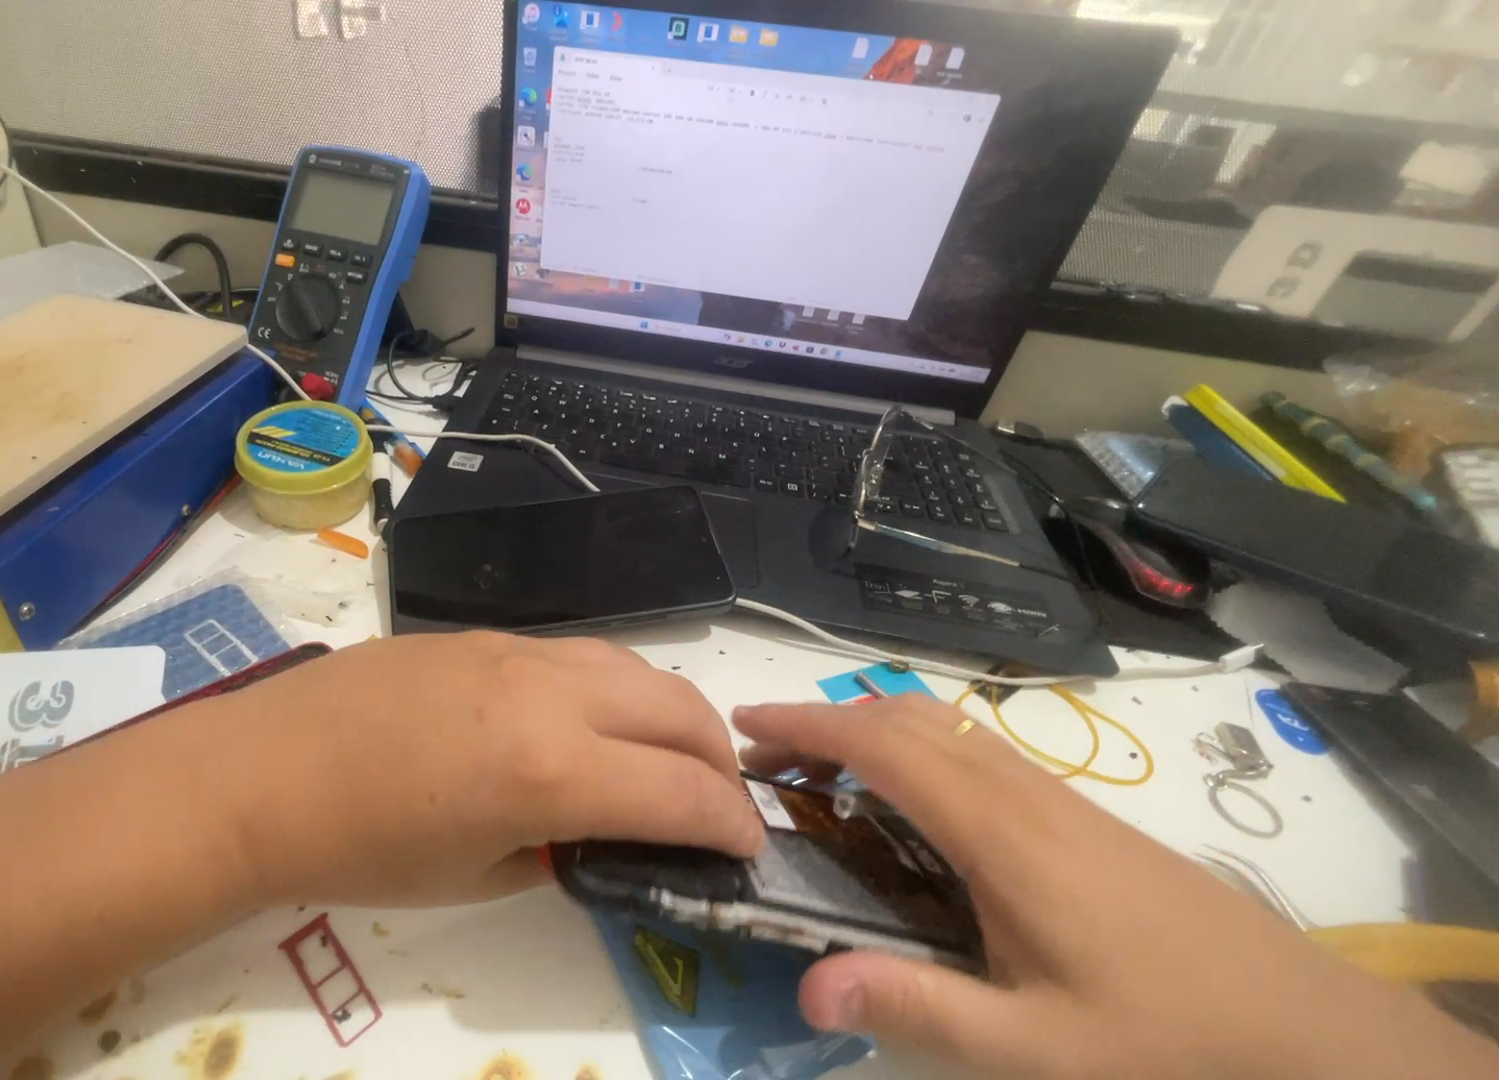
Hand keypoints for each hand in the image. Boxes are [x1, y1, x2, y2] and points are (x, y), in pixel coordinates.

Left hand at [191, 632, 762, 908]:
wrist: (264, 770)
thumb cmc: (360, 849)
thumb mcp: (476, 876)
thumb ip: (558, 846)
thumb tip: (597, 829)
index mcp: (551, 769)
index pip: (682, 790)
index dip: (730, 823)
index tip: (747, 846)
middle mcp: (551, 693)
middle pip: (681, 709)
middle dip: (721, 761)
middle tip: (719, 802)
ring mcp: (518, 650)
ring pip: (636, 666)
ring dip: (674, 713)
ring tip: (668, 755)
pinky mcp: (488, 634)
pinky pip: (582, 655)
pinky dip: (617, 689)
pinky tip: (594, 719)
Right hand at [735, 697, 1498, 1079]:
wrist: (1327, 1043)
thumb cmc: (1173, 1043)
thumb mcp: (1038, 1048)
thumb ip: (917, 1008)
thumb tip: (805, 983)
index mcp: (996, 830)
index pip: (880, 744)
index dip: (807, 723)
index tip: (746, 725)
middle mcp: (1018, 791)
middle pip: (905, 717)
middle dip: (826, 719)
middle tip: (768, 755)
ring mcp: (1054, 796)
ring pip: (943, 725)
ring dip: (870, 728)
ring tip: (824, 771)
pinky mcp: (1078, 813)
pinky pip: (973, 749)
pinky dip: (914, 746)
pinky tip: (911, 802)